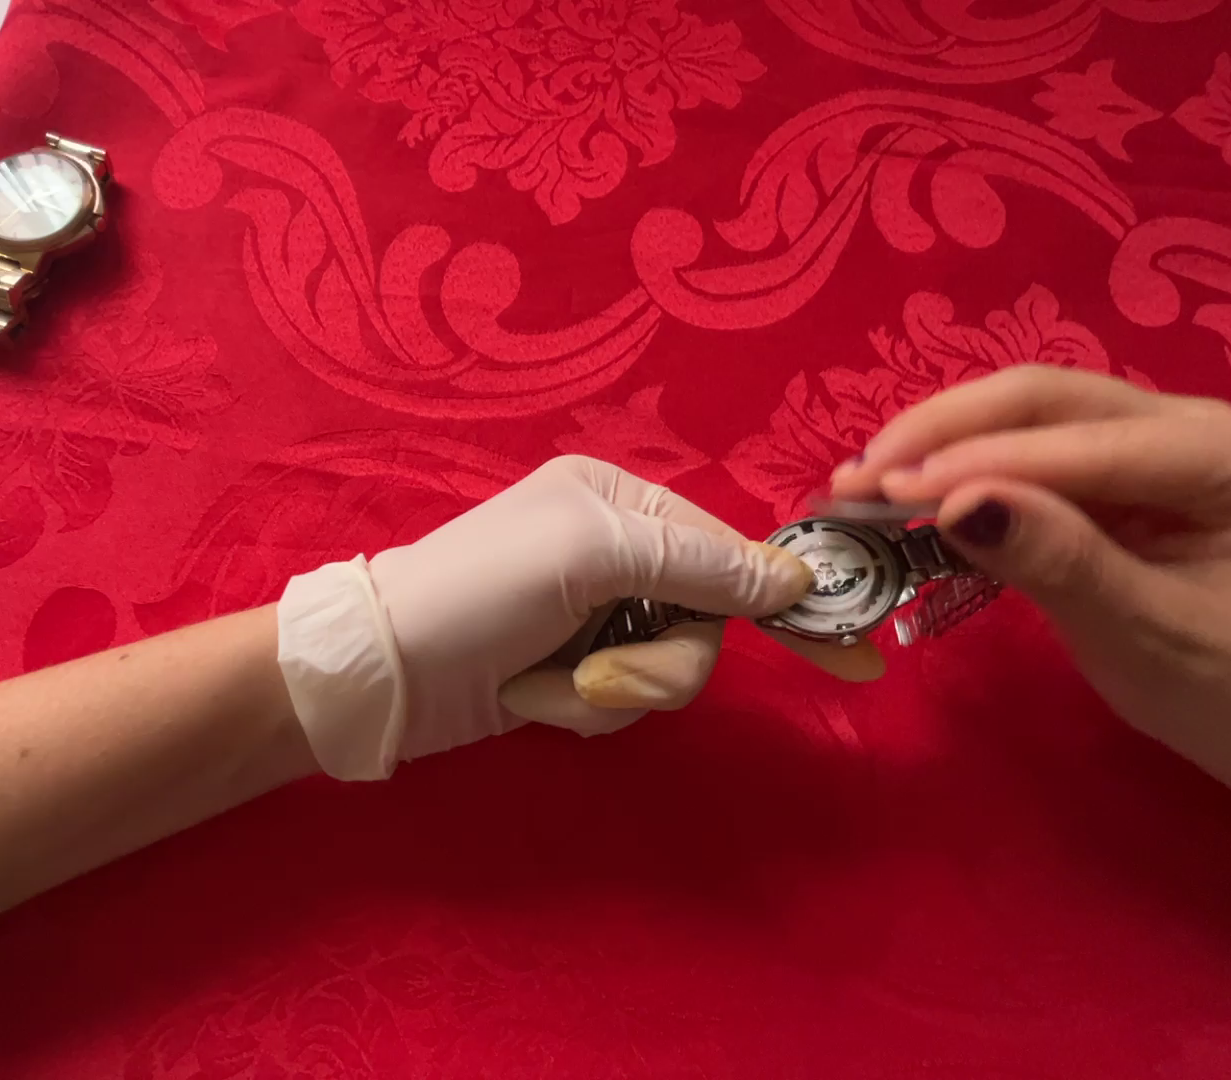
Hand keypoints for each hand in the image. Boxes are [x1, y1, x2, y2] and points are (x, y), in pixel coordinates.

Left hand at [278, 456, 881, 779]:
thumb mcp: (589, 556)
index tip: (845, 646)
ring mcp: (593, 616)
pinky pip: (622, 698)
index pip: (723, 548)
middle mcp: (612, 552)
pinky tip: (527, 695)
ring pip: (666, 667)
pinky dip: (579, 707)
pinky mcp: (571, 669)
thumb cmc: (483, 590)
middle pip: (701, 619)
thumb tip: (795, 579)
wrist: (386, 670)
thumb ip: (697, 566)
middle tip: (599, 671)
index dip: (774, 595)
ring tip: (546, 683)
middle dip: (656, 660)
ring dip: (610, 688)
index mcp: (617, 502)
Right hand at [832, 367, 1230, 792]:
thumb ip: (1059, 563)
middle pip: (1052, 400)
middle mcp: (1213, 423)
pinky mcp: (1107, 456)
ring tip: (859, 478)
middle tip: (857, 475)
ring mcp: (1157, 432)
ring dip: (934, 442)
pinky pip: (1015, 443)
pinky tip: (896, 481)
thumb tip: (957, 505)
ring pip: (1024, 411)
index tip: (886, 490)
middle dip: (944, 433)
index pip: (1098, 443)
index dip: (985, 461)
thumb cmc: (1219, 689)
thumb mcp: (1144, 638)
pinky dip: (949, 463)